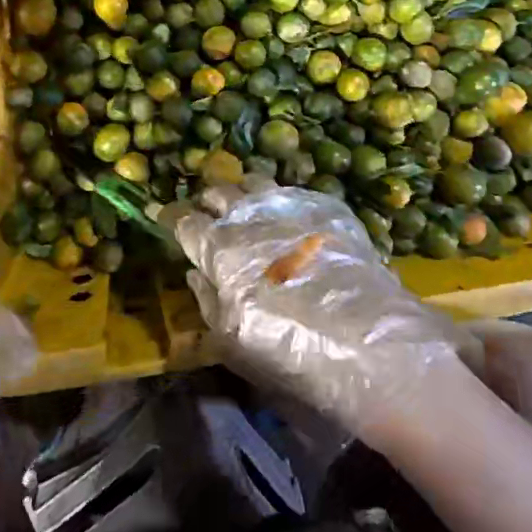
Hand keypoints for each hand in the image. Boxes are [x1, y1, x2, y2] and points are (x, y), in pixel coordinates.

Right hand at [170, 176, 471, 432]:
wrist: (369, 342)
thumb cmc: (289, 350)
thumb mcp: (232, 340)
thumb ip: (207, 300)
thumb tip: (197, 272)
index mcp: (220, 247)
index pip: (184, 221)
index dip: (170, 217)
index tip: (162, 216)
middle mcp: (251, 215)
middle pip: (219, 192)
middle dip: (207, 199)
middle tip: (206, 212)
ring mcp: (291, 205)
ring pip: (256, 181)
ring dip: (245, 192)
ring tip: (247, 207)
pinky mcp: (327, 207)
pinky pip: (294, 192)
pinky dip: (282, 201)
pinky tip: (289, 220)